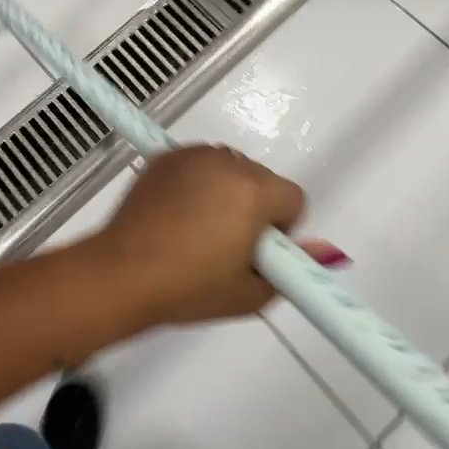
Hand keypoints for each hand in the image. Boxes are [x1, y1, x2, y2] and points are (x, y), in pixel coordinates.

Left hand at [89, 145, 305, 325]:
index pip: (294, 197)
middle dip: (253, 208)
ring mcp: (191, 156)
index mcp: (253, 191)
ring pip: (228, 170)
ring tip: (197, 231)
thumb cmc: (189, 288)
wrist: (121, 274)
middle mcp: (225, 162)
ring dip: (225, 193)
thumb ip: (294, 270)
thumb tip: (327, 252)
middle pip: (260, 181)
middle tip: (226, 246)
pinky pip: (196, 166)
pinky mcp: (163, 157)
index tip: (257, 252)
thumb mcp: (250, 293)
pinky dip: (195, 184)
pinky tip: (175, 216)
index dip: (282, 229)